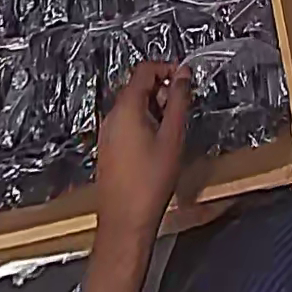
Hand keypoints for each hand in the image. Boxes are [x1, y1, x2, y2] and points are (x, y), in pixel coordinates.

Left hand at [96, 62, 192, 233]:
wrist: (125, 223)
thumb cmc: (152, 178)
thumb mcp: (173, 133)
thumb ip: (179, 98)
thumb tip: (183, 72)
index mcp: (126, 107)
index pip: (145, 70)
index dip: (167, 68)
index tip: (185, 81)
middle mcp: (112, 116)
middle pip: (138, 86)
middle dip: (162, 90)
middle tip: (179, 110)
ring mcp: (107, 133)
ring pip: (133, 105)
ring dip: (155, 107)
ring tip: (170, 129)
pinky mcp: (108, 148)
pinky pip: (127, 122)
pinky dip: (144, 121)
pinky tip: (157, 144)